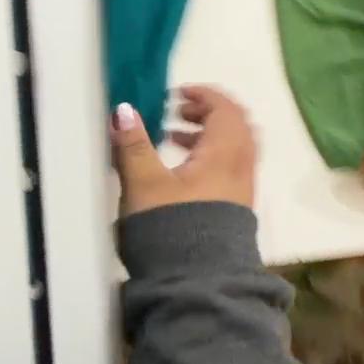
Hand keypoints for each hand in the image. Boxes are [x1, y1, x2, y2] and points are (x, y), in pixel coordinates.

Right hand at [110, 85, 255, 216]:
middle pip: (234, 125)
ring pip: (232, 146)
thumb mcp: (143, 180)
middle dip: (206, 113)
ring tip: (172, 138)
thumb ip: (132, 145)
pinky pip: (227, 165)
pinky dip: (207, 155)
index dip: (203, 95)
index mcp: (224, 151)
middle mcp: (240, 164)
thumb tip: (123, 109)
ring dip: (206, 135)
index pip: (225, 109)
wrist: (194, 270)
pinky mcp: (232, 203)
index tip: (176, 92)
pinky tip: (180, 168)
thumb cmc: (169, 220)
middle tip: (175, 112)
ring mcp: (239, 185)